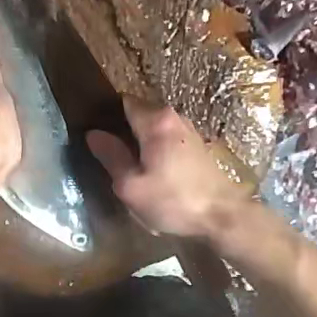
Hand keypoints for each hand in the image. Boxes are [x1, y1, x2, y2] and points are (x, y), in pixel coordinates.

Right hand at [87, 100, 247, 237]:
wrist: (222, 215)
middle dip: (124, 130)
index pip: (124, 101)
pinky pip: (167, 139)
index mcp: (155, 121)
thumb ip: (111, 157)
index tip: (98, 133)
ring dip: (142, 143)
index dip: (108, 114)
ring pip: (154, 129)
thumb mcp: (132, 186)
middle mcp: (174, 117)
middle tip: (111, 156)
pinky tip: (154, 172)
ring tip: (131, 167)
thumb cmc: (173, 201)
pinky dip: (157, 151)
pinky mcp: (197, 145)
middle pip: (140, 114)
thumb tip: (94, 134)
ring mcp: (189, 130)